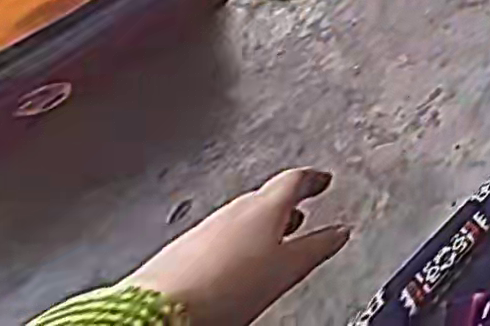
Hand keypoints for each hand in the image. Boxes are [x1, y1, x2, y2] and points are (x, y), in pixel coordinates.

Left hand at [126, 169, 349, 325]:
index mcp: (267, 204)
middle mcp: (233, 211)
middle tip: (296, 214)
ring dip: (253, 228)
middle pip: (264, 199)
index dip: (312, 179)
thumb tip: (341, 232)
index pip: (297, 179)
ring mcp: (198, 233)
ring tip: (263, 246)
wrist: (148, 318)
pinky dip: (226, 248)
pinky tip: (225, 268)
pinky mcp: (169, 260)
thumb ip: (319, 245)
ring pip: (235, 222)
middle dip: (281, 206)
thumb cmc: (223, 289)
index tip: (322, 180)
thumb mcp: (287, 268)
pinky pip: (209, 244)